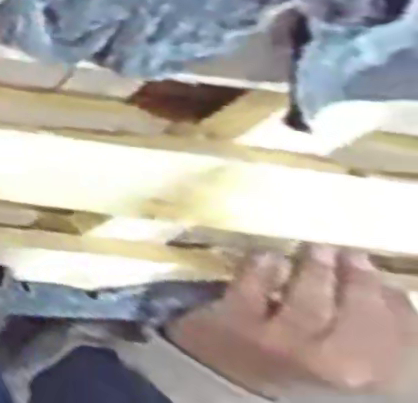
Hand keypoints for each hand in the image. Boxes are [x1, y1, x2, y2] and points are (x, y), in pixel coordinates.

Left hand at [168, 245, 417, 394]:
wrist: (224, 372)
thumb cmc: (290, 357)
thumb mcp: (341, 355)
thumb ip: (365, 329)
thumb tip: (389, 290)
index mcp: (368, 376)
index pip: (400, 341)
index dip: (397, 307)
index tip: (389, 280)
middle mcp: (334, 365)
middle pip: (358, 321)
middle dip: (359, 284)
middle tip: (352, 253)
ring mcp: (281, 342)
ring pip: (308, 304)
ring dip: (314, 272)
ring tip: (317, 248)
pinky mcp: (235, 321)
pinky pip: (252, 290)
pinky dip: (262, 269)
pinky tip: (269, 255)